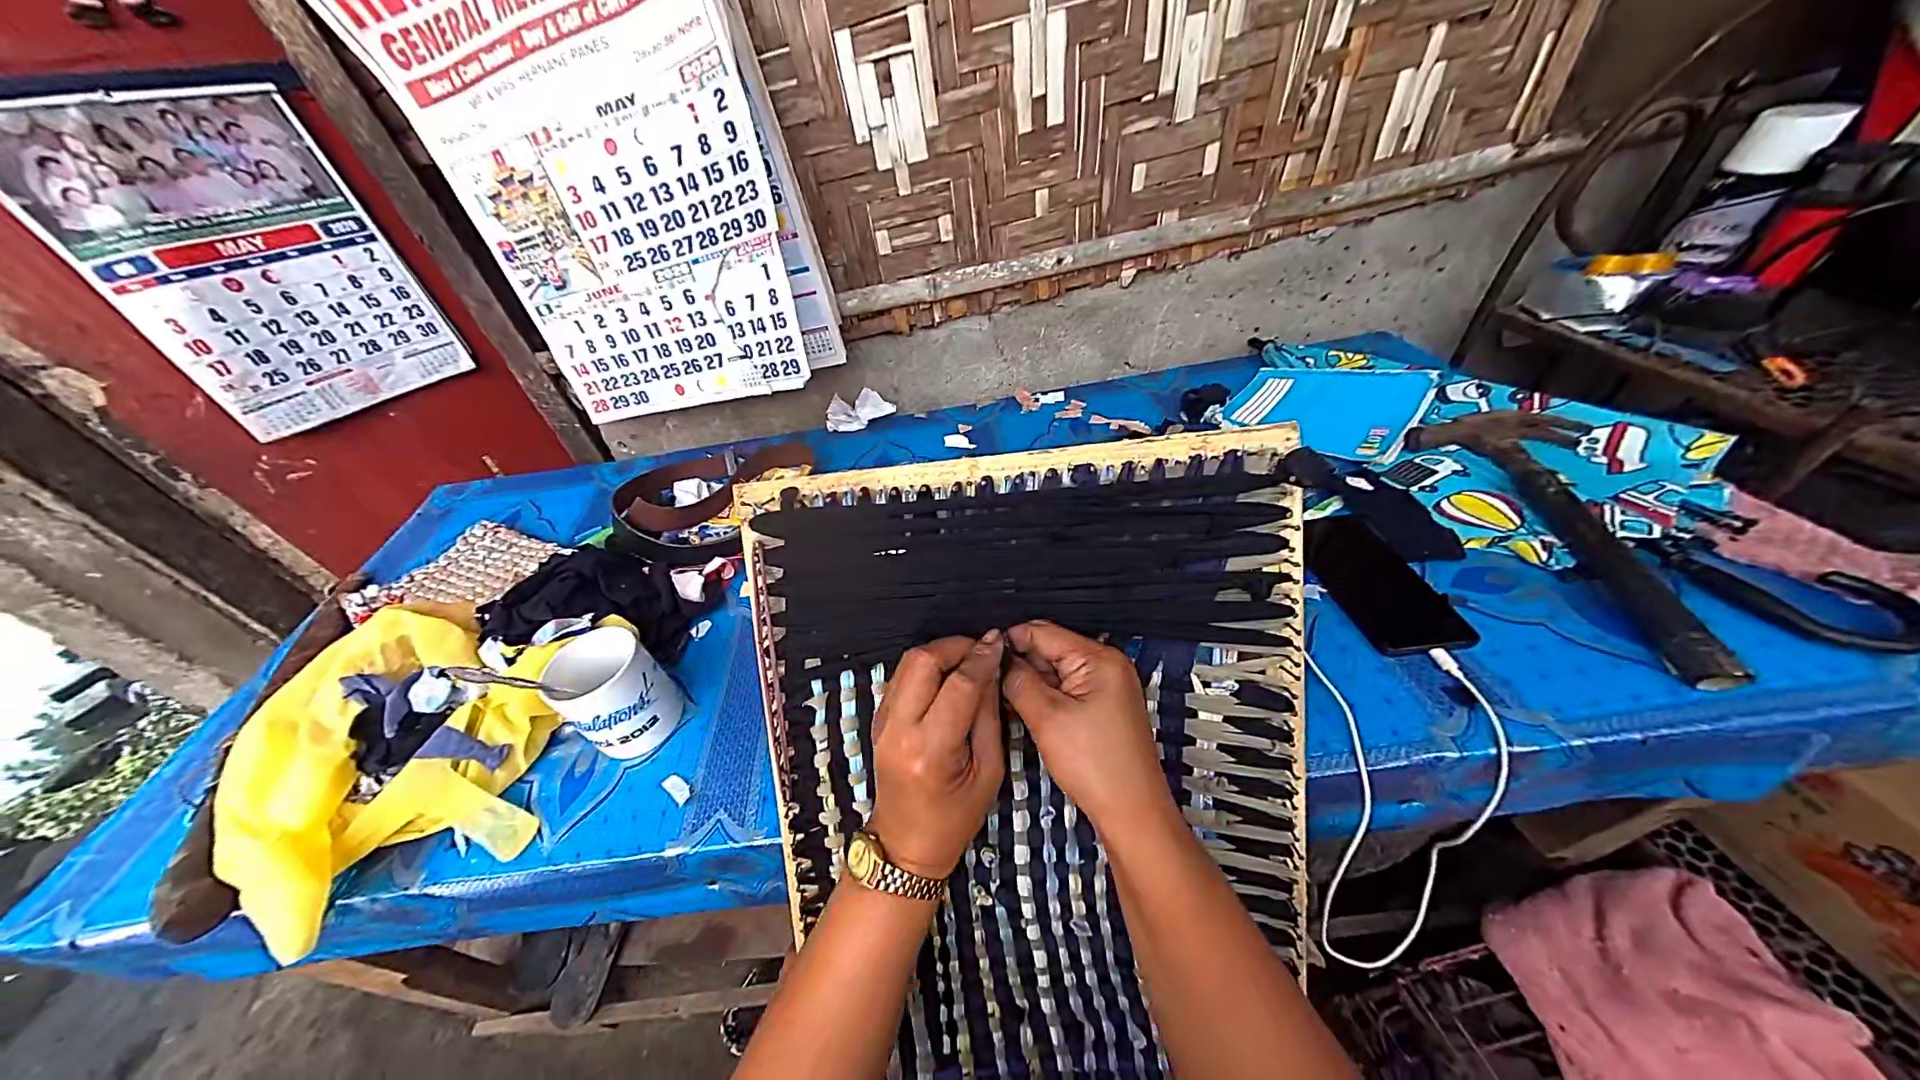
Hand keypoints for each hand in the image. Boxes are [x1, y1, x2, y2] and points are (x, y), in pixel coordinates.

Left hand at [865, 632, 1006, 880]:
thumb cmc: (953, 818)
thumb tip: (991, 671)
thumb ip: (989, 716)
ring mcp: (883, 724)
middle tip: (981, 650)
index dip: (982, 657)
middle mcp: (899, 732)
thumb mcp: (989, 771)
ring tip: (967, 660)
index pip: (959, 685)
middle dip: (956, 646)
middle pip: (923, 661)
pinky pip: (901, 677)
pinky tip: (946, 677)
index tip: (998, 643)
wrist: (906, 844)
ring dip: (939, 653)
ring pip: (907, 663)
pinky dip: (925, 668)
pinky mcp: (878, 720)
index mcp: (931, 751)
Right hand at [1002, 621, 1173, 830]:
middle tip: (994, 685)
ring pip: (1055, 670)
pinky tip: (1031, 712)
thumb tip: (999, 659)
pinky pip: (1067, 688)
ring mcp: (1107, 685)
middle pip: (1049, 648)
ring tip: (1011, 701)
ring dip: (1032, 682)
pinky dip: (1047, 697)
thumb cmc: (1099, 768)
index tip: (985, 658)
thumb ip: (1018, 681)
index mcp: (1099, 659)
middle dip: (1021, 664)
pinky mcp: (1103, 704)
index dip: (1010, 642)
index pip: (1043, 631)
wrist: (1131, 811)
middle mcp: (1108, 665)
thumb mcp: (1047, 718)